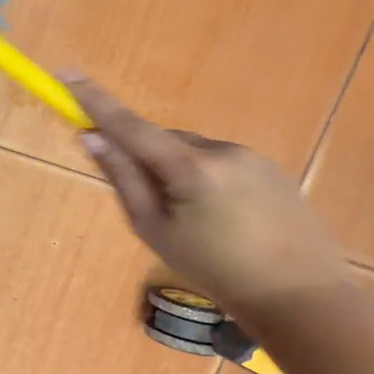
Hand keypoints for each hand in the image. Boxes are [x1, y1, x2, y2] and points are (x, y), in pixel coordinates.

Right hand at [67, 77, 349, 316]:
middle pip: (161, 139)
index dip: (95, 100)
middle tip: (143, 197)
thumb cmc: (215, 268)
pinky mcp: (273, 171)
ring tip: (189, 215)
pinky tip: (218, 215)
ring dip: (174, 168)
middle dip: (142, 154)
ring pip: (190, 150)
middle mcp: (223, 152)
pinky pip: (219, 162)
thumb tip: (91, 136)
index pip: (130, 126)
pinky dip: (202, 176)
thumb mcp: (152, 227)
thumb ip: (122, 177)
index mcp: (191, 168)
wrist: (305, 299)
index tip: (68, 74)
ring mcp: (253, 159)